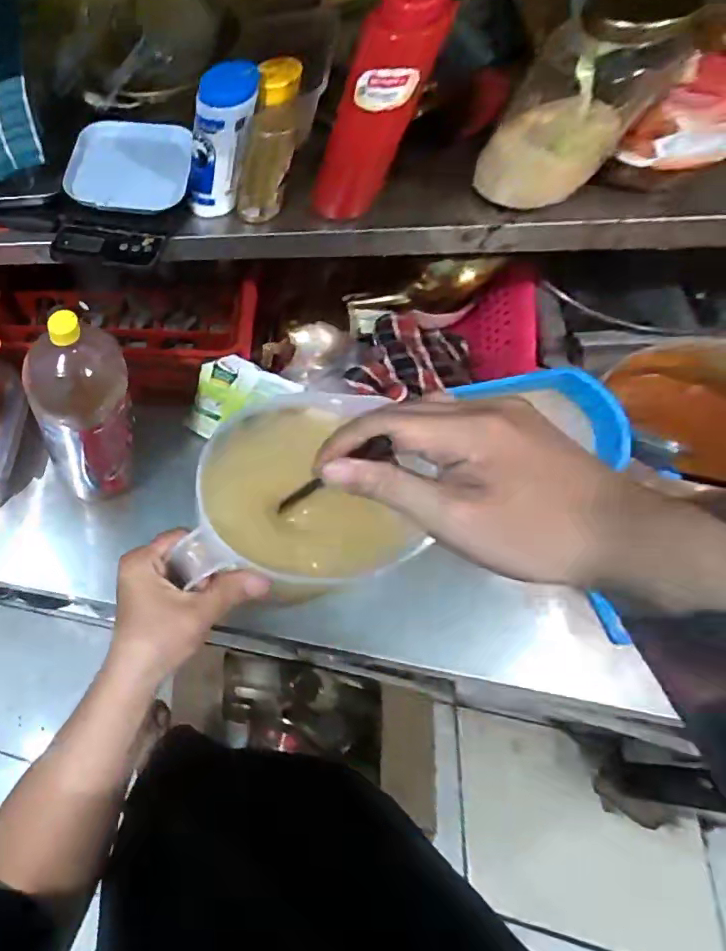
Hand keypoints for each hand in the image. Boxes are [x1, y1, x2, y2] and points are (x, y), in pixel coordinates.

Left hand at [108, 530, 269, 685]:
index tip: (237, 553)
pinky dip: (191, 588)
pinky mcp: (144, 596)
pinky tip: (212, 599)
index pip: (178, 537)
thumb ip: (230, 591)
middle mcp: (135, 564)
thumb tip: (264, 577)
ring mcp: (138, 581)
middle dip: (207, 563)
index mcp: (140, 559)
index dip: (207, 543)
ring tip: (231, 586)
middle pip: (178, 553)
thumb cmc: (162, 634)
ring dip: (201, 578)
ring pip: (177, 570)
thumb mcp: (199, 611)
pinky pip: (172, 583)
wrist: (136, 668)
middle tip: (239, 573)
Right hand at [315, 396, 725, 608]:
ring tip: (366, 462)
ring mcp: (506, 412)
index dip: (341, 443)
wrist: (633, 543)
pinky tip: (411, 454)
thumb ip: (386, 486)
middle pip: (400, 411)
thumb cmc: (534, 535)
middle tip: (334, 471)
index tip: (317, 472)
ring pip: (423, 409)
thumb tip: (328, 469)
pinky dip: (416, 431)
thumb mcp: (451, 517)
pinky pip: (448, 415)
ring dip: (386, 431)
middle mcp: (486, 407)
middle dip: (358, 437)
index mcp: (469, 428)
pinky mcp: (517, 424)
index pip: (382, 422)